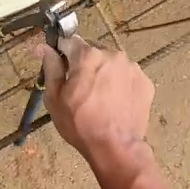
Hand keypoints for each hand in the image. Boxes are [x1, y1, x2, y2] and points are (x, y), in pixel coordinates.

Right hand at [36, 35, 154, 179]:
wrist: (115, 147)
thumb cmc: (79, 124)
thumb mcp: (55, 98)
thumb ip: (51, 67)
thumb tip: (44, 48)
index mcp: (88, 56)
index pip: (69, 41)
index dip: (58, 50)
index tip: (54, 61)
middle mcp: (113, 55)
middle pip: (92, 50)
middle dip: (82, 63)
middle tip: (76, 87)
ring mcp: (132, 68)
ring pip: (110, 63)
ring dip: (101, 72)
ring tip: (97, 97)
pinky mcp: (145, 82)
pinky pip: (126, 76)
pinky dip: (118, 84)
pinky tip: (112, 102)